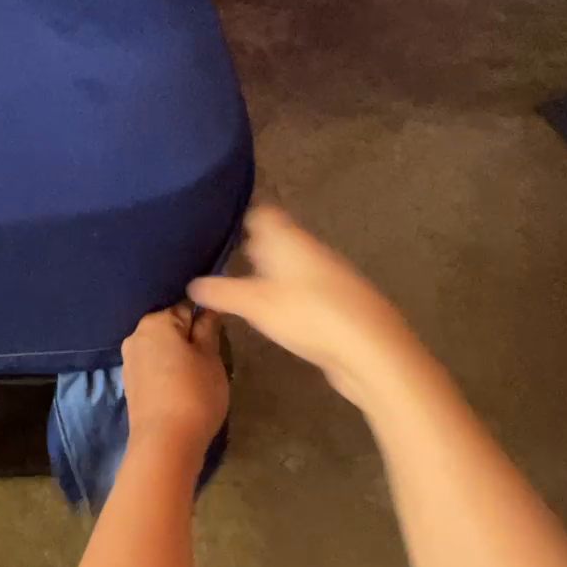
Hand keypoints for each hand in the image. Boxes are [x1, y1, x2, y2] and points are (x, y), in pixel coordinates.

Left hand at [121, 302, 228, 454]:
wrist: (165, 440)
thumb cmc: (194, 394)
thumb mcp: (210, 358)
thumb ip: (207, 329)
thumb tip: (207, 308)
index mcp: (155, 322)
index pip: (185, 307)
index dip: (205, 318)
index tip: (219, 336)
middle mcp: (136, 334)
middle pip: (170, 327)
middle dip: (189, 338)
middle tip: (211, 359)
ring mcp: (129, 358)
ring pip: (160, 347)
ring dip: (177, 355)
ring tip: (198, 375)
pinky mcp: (129, 380)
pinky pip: (152, 365)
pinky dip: (166, 369)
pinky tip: (180, 386)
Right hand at [189, 206, 422, 410]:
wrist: (375, 354)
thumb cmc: (309, 315)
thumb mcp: (253, 304)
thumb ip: (219, 291)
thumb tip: (190, 284)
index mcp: (290, 240)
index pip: (262, 212)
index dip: (240, 215)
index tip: (216, 225)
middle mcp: (310, 250)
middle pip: (277, 238)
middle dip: (251, 246)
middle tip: (220, 257)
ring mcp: (329, 276)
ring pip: (291, 264)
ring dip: (270, 273)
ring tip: (241, 287)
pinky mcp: (341, 304)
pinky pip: (305, 289)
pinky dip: (287, 294)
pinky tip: (276, 314)